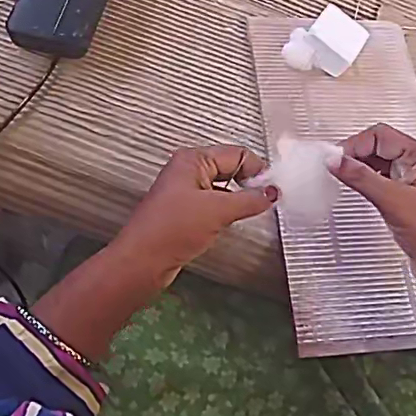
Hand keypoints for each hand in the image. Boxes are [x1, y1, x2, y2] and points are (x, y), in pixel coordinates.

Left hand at [113, 146, 274, 281]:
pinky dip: (226, 211)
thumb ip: (249, 199)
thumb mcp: (218, 210)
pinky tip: (230, 223)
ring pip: (223, 188)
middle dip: (249, 183)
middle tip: (265, 202)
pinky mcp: (184, 212)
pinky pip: (214, 204)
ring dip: (238, 199)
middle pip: (230, 168)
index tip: (272, 190)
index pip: (237, 154)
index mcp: (192, 159)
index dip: (257, 170)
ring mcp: (185, 192)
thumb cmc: (172, 229)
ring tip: (250, 213)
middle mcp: (187, 171)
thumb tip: (271, 192)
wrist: (142, 261)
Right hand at [331, 124, 415, 319]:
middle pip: (380, 147)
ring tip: (345, 179)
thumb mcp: (395, 202)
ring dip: (361, 171)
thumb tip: (338, 160)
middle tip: (336, 167)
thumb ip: (361, 178)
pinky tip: (360, 193)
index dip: (355, 145)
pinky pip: (384, 184)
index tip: (336, 160)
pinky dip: (368, 185)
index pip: (381, 136)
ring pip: (381, 165)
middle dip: (356, 155)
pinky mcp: (412, 203)